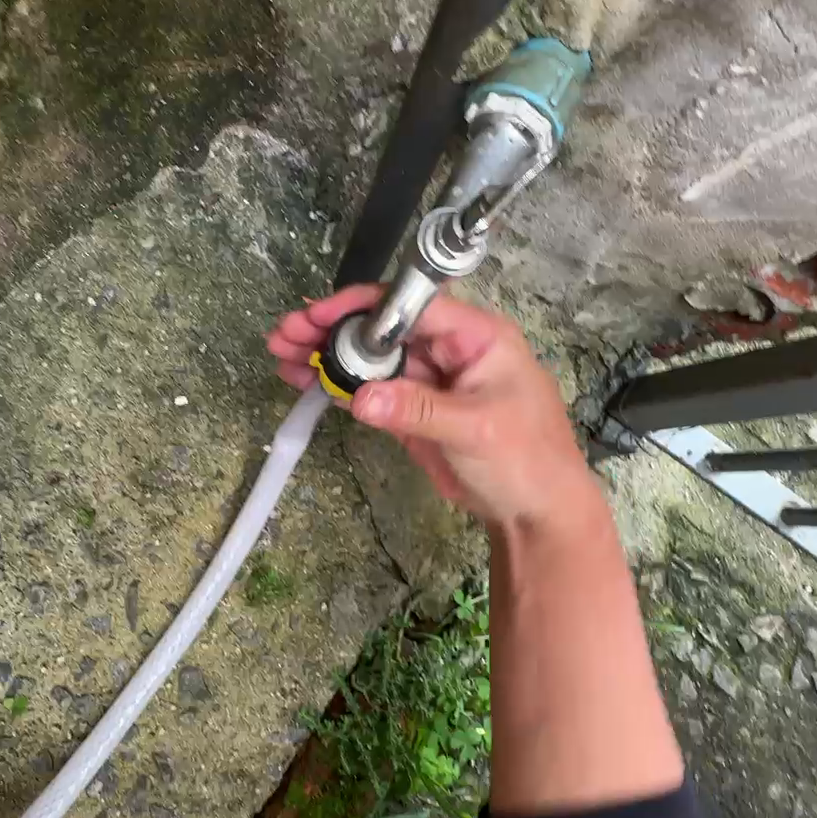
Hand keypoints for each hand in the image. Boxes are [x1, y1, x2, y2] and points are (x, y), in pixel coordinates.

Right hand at [267, 285, 589, 527]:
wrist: (534, 512)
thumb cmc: (525, 459)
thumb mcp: (475, 429)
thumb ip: (416, 409)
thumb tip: (360, 397)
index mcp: (474, 337)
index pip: (411, 306)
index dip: (362, 307)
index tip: (319, 316)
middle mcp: (446, 350)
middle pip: (381, 328)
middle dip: (332, 329)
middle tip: (285, 334)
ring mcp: (425, 380)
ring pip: (369, 358)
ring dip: (326, 355)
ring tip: (282, 355)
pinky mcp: (409, 409)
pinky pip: (369, 389)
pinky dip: (336, 385)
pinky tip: (303, 380)